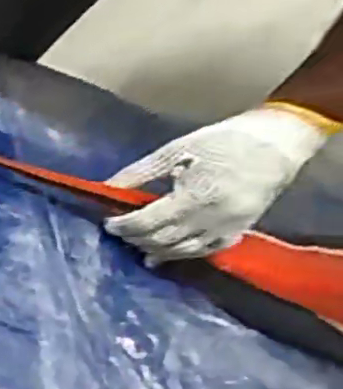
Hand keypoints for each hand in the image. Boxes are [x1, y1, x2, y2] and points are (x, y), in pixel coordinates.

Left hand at [105, 105, 333, 264]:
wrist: (286, 135)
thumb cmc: (227, 140)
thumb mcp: (175, 151)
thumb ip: (136, 174)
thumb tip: (101, 189)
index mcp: (197, 196)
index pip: (145, 223)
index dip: (120, 226)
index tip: (107, 222)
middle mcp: (215, 215)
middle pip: (159, 240)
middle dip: (133, 237)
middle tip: (121, 229)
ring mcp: (232, 224)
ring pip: (180, 250)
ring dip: (152, 248)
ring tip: (137, 238)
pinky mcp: (244, 226)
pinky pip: (207, 250)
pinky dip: (181, 253)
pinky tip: (161, 252)